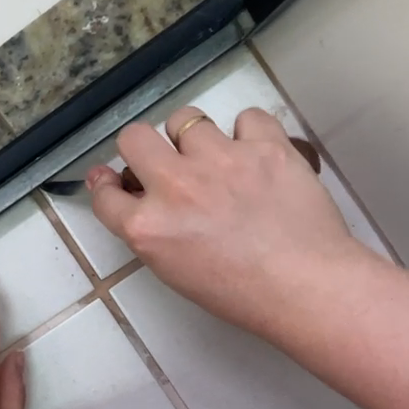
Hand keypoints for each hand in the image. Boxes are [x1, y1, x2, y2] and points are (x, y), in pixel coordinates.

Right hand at [88, 106, 379, 335]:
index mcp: (146, 227)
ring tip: (214, 159)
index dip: (106, 185)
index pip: (104, 193)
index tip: (116, 182)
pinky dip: (248, 133)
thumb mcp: (172, 268)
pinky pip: (246, 117)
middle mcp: (174, 186)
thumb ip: (146, 231)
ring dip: (192, 138)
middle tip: (163, 164)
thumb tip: (134, 197)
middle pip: (133, 137)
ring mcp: (219, 160)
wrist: (303, 285)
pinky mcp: (264, 145)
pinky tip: (255, 157)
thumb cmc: (235, 291)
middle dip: (141, 148)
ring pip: (185, 119)